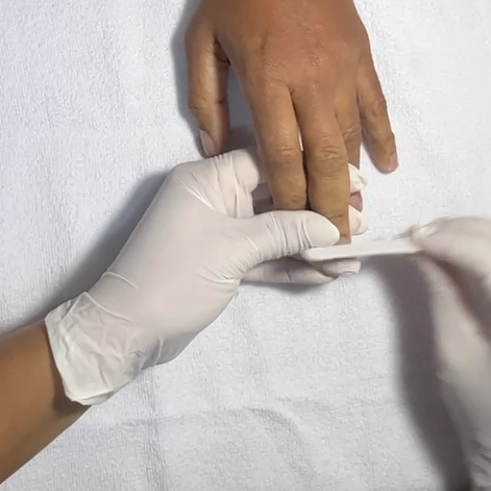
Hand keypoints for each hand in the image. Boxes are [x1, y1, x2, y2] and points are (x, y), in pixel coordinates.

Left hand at [44, 150, 346, 404]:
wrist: (128, 330)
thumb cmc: (175, 275)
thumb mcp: (233, 248)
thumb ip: (285, 232)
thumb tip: (334, 226)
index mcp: (208, 178)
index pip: (270, 160)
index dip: (314, 170)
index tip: (357, 184)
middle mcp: (216, 197)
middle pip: (278, 194)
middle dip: (320, 211)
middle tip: (362, 225)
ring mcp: (220, 231)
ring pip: (275, 229)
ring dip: (311, 243)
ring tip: (355, 254)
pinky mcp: (224, 262)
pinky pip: (265, 256)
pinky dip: (293, 264)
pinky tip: (329, 272)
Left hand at [185, 0, 396, 237]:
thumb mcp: (202, 39)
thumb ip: (205, 97)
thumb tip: (214, 147)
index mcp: (266, 79)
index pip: (281, 156)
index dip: (288, 198)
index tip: (291, 229)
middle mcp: (310, 83)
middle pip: (324, 159)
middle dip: (327, 205)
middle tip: (332, 242)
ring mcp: (343, 71)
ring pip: (353, 140)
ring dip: (352, 181)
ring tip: (350, 214)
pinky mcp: (363, 59)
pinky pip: (377, 109)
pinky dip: (383, 140)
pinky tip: (384, 167)